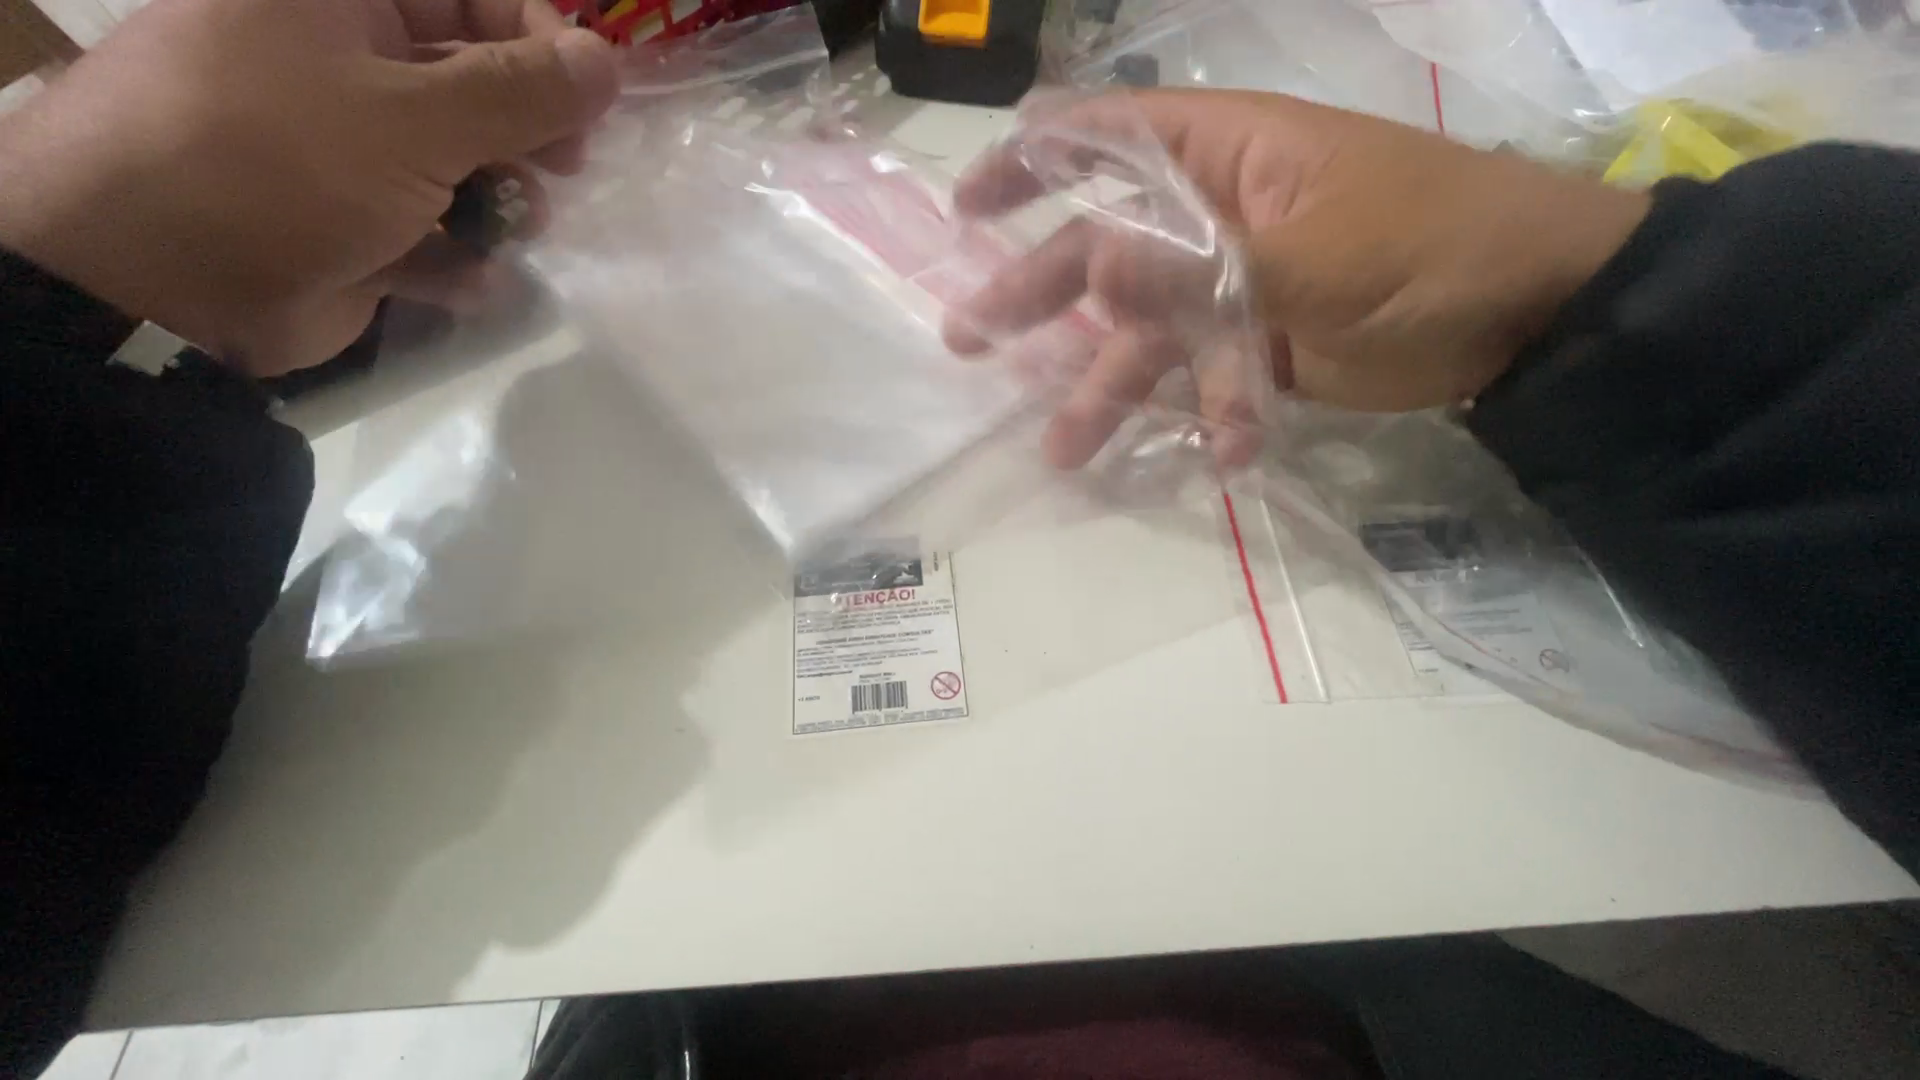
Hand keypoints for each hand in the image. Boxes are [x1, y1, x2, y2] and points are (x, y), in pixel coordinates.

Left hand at [0, 0, 617, 374]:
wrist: (159, 286)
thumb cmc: (282, 165)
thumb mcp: (412, 119)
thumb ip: (520, 92)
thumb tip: (608, 61)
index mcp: (335, 3)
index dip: (537, 39)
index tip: (589, 98)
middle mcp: (343, 67)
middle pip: (472, 82)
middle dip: (527, 131)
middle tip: (564, 168)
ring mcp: (349, 153)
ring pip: (463, 163)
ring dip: (502, 200)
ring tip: (511, 228)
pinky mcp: (358, 226)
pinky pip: (435, 232)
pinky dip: (460, 256)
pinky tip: (467, 277)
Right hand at [946, 89, 1649, 467]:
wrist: (1531, 314)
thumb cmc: (1429, 246)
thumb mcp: (1308, 253)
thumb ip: (1194, 266)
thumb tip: (1087, 265)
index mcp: (1222, 158)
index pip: (1106, 140)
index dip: (1029, 165)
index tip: (967, 205)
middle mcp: (1212, 218)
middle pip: (1101, 252)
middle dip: (1035, 294)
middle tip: (967, 338)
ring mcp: (1231, 287)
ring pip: (1146, 335)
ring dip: (1107, 391)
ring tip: (1063, 449)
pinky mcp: (1257, 347)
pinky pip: (1207, 382)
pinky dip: (1211, 416)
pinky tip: (1226, 450)